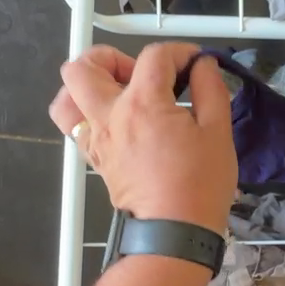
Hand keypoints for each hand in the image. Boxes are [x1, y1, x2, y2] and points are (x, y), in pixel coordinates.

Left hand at [49, 42, 236, 233]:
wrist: (175, 233)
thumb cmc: (201, 183)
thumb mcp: (218, 131)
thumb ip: (210, 89)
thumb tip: (202, 65)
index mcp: (143, 103)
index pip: (154, 56)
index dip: (180, 52)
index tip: (197, 65)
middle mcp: (110, 115)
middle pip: (84, 66)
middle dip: (112, 58)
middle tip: (142, 76)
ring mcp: (97, 140)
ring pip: (66, 98)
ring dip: (88, 87)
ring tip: (118, 95)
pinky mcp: (95, 160)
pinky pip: (75, 128)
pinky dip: (88, 115)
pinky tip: (116, 122)